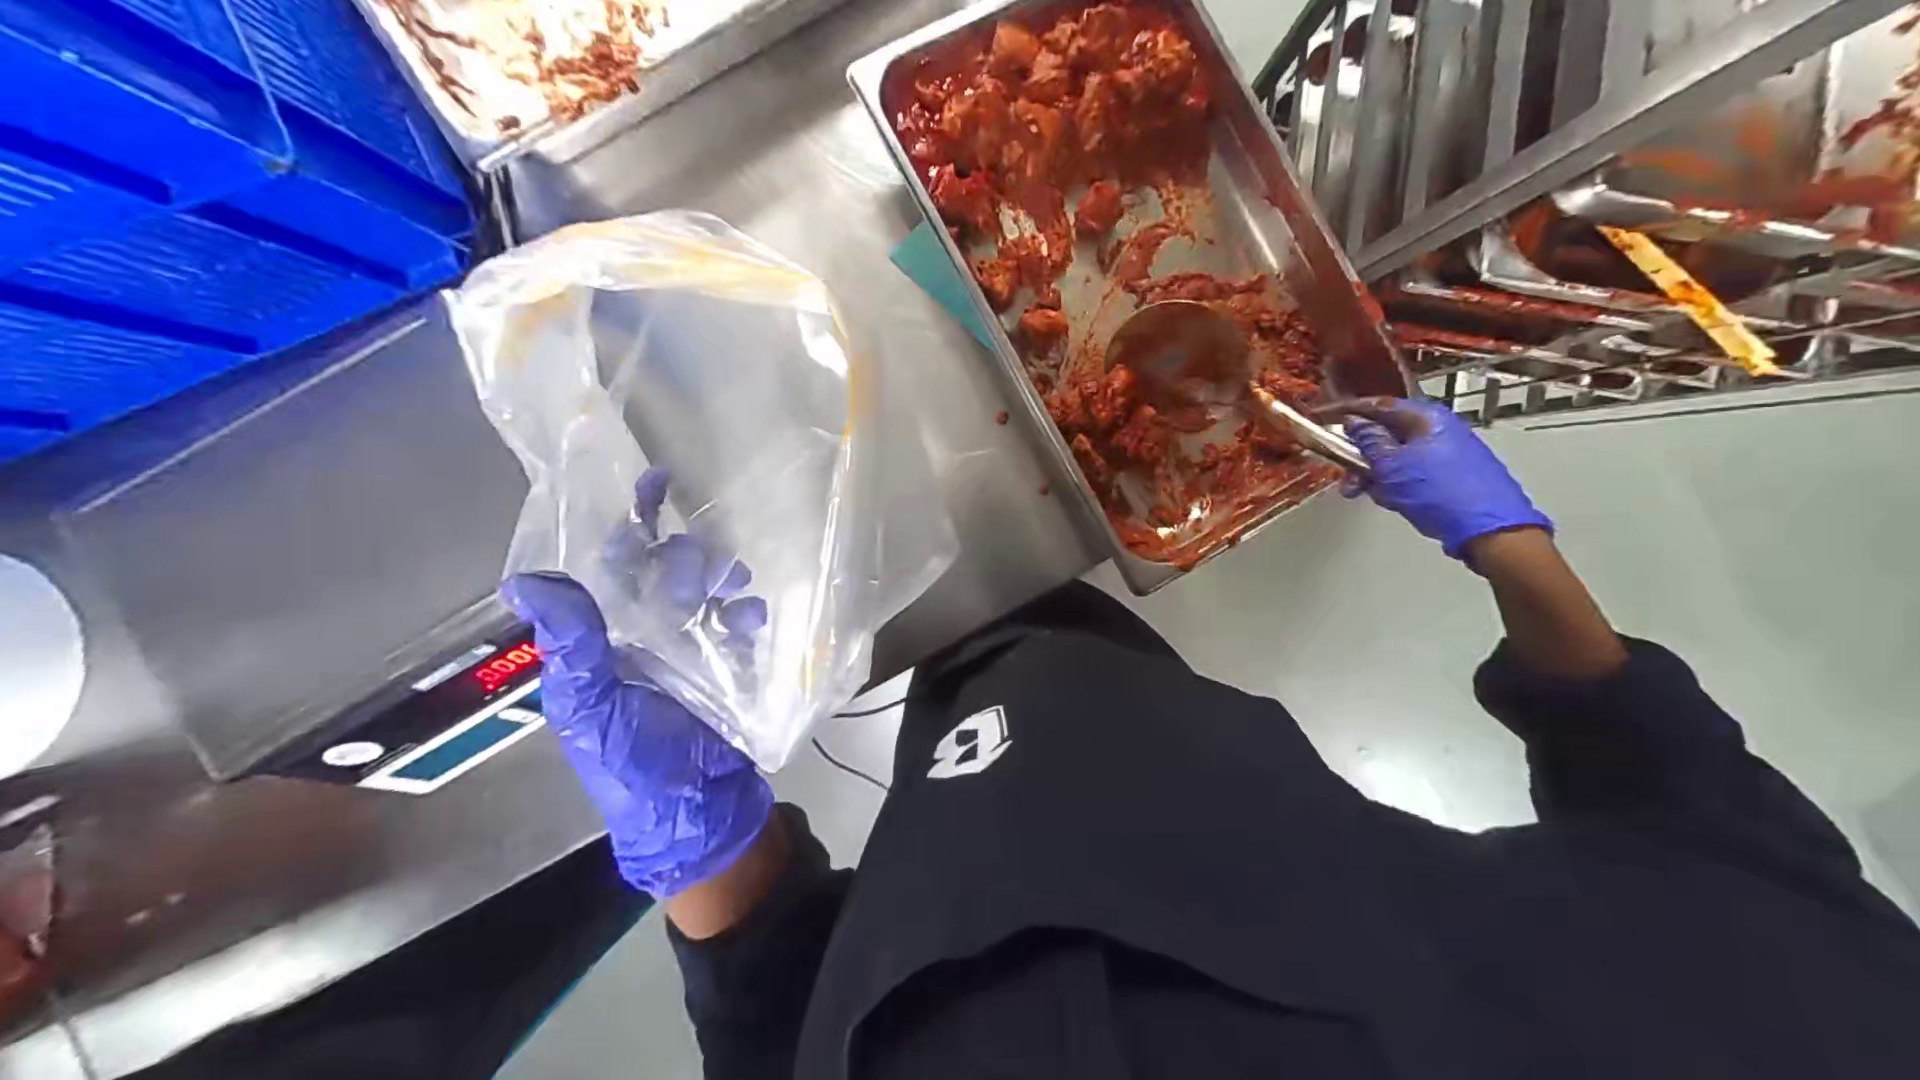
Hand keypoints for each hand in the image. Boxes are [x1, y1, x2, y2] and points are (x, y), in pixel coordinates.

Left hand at [502, 481, 774, 897]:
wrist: (696, 815)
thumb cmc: (634, 765)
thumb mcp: (593, 708)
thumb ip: (571, 646)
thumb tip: (524, 580)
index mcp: (607, 639)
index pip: (617, 566)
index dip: (633, 523)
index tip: (657, 482)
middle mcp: (647, 635)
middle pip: (670, 571)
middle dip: (688, 556)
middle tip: (706, 565)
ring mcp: (692, 649)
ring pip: (710, 590)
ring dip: (723, 578)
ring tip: (736, 584)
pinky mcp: (730, 665)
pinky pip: (742, 624)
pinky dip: (749, 613)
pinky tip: (753, 618)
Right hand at [1323, 397, 1552, 562]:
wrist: (1487, 529)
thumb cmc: (1441, 492)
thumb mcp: (1392, 465)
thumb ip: (1368, 441)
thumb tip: (1354, 423)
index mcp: (1427, 418)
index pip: (1379, 405)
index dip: (1349, 411)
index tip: (1325, 419)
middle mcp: (1438, 430)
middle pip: (1385, 433)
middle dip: (1360, 453)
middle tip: (1345, 472)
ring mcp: (1445, 452)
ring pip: (1394, 455)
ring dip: (1374, 473)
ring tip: (1367, 491)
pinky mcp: (1448, 474)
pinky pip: (1408, 471)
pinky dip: (1393, 483)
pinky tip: (1391, 498)